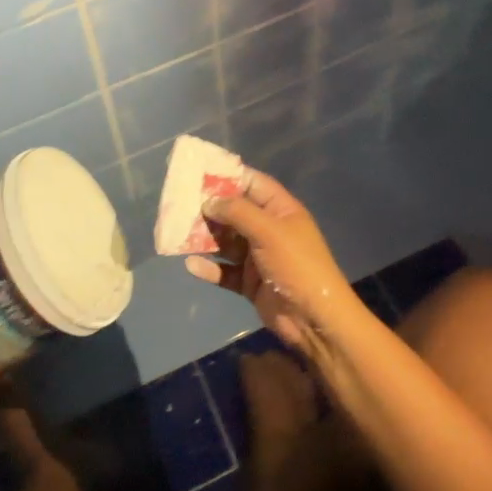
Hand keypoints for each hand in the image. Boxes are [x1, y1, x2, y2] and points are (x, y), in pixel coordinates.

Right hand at [184, 171, 358, 350]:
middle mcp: (269, 230)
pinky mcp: (250, 282)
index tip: (199, 172)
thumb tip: (209, 201)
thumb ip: (238, 212)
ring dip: (205, 238)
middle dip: (210, 209)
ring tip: (178, 233)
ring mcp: (259, 257)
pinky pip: (225, 271)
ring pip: (226, 242)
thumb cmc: (296, 265)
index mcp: (281, 210)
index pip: (253, 184)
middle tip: (180, 204)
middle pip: (235, 213)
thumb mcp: (269, 231)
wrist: (313, 318)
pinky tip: (191, 264)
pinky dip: (209, 268)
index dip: (229, 176)